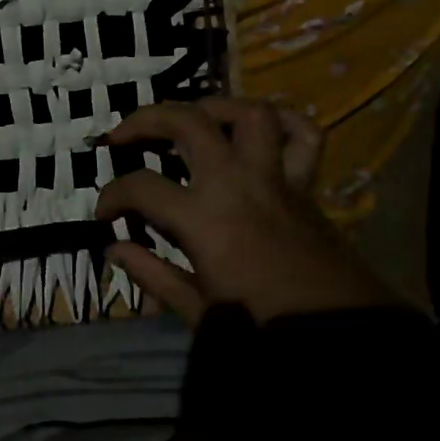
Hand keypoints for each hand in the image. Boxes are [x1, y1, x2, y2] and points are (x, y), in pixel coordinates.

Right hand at [94, 98, 399, 323]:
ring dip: (214, 107)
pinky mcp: (304, 184)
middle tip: (123, 134)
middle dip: (146, 119)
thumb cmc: (263, 327)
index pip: (141, 188)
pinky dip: (284, 123)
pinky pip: (304, 136)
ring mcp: (274, 177)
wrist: (336, 332)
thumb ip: (152, 275)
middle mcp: (236, 182)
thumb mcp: (199, 311)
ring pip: (248, 114)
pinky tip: (261, 129)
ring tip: (191, 119)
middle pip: (187, 123)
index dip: (111, 195)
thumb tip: (114, 249)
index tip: (103, 213)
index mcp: (203, 218)